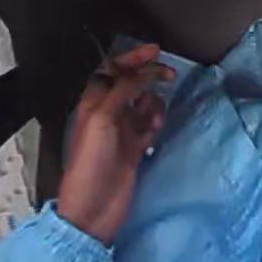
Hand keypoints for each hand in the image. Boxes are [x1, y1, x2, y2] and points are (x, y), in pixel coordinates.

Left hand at [55, 43, 172, 245]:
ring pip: (144, 103)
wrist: (93, 210)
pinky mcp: (135, 148)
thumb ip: (124, 89)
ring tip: (156, 111)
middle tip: (169, 73)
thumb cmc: (91, 161)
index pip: (114, 69)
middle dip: (149, 76)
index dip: (132, 58)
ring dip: (153, 102)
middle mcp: (108, 111)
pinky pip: (150, 124)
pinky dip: (156, 121)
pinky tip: (156, 126)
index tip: (154, 51)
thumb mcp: (104, 117)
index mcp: (94, 101)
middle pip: (131, 83)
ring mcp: (123, 130)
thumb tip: (144, 70)